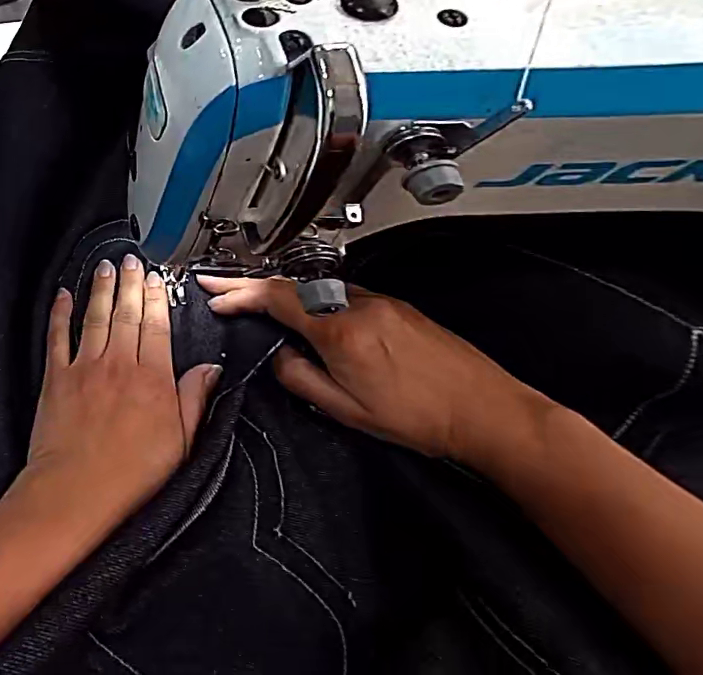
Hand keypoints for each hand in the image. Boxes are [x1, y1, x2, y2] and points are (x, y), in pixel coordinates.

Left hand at [14, 255, 221, 530]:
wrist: (75, 492)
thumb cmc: (130, 475)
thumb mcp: (180, 443)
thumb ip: (195, 399)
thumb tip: (211, 369)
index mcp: (152, 378)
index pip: (157, 326)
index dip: (156, 298)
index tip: (156, 279)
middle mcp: (119, 364)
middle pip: (127, 313)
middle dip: (130, 283)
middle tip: (132, 261)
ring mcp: (86, 367)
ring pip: (96, 316)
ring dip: (101, 289)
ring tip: (105, 267)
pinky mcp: (57, 377)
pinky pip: (58, 336)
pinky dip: (60, 313)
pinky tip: (64, 295)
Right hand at [200, 276, 554, 470]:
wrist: (486, 410)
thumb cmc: (423, 416)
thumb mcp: (347, 410)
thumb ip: (300, 377)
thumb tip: (278, 356)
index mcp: (338, 331)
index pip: (275, 298)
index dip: (238, 294)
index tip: (216, 296)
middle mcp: (356, 305)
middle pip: (291, 286)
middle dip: (250, 286)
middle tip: (221, 287)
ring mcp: (378, 300)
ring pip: (317, 289)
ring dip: (283, 293)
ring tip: (258, 303)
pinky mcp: (394, 304)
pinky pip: (342, 295)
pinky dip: (315, 299)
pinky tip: (311, 315)